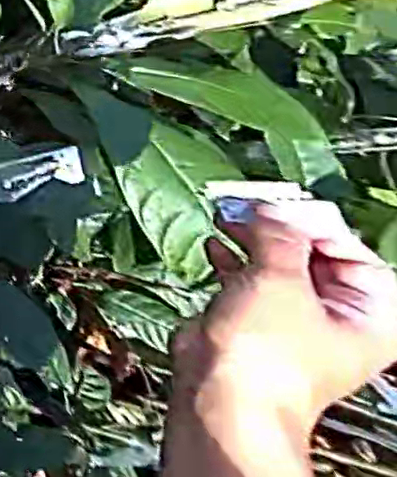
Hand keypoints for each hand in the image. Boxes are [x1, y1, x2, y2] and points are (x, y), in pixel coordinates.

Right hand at [171, 201, 396, 439]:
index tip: (274, 204)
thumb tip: (272, 210)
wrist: (225, 383)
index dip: (314, 226)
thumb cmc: (266, 348)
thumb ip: (278, 241)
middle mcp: (340, 315)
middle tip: (242, 207)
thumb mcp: (277, 283)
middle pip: (315, 257)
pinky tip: (215, 245)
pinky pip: (251, 277)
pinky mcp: (256, 315)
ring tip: (222, 218)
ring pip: (279, 264)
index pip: (353, 255)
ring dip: (250, 239)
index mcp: (371, 315)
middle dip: (277, 230)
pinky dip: (233, 257)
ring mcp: (296, 316)